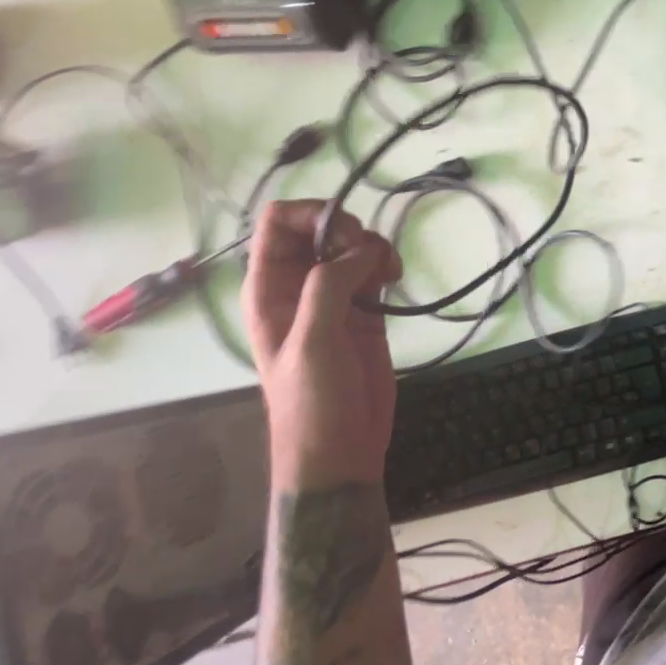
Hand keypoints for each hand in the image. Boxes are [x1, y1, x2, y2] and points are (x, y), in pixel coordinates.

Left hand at [243, 200, 402, 484]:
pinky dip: (387, 265)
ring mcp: (334, 298)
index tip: (344, 234)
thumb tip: (363, 248)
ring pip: (353, 246)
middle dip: (350, 231)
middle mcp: (299, 285)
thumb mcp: (312, 341)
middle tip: (370, 258)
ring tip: (389, 274)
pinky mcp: (365, 312)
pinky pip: (374, 269)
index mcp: (270, 288)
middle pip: (321, 228)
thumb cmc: (311, 401)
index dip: (311, 214)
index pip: (279, 223)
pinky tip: (396, 281)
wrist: (340, 450)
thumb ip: (330, 286)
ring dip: (375, 248)